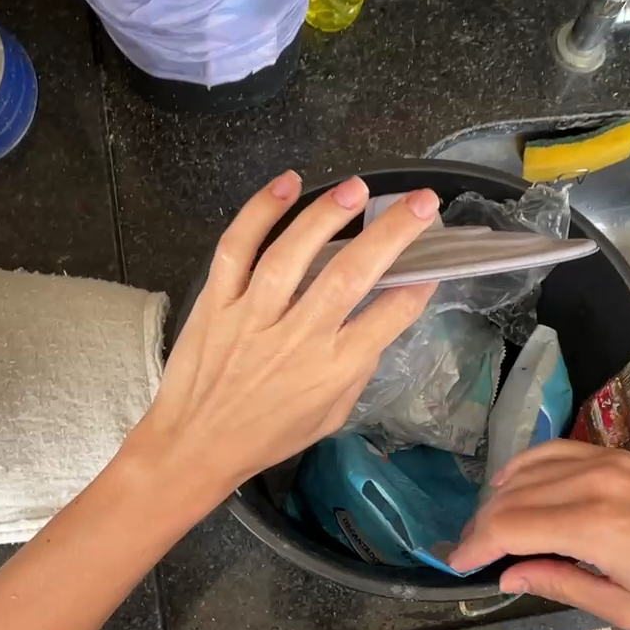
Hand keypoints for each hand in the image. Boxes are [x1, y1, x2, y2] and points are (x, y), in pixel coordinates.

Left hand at [124, 172, 438, 505]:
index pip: (387, 318)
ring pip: (292, 255)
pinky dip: (259, 212)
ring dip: (327, 215)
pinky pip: (236, 249)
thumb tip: (378, 323)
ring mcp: (252, 316)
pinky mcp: (216, 302)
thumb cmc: (269, 436)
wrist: (196, 446)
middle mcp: (297, 339)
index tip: (432, 266)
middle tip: (422, 202)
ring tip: (358, 189)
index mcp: (331, 371)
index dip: (417, 288)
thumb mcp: (330, 417)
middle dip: (393, 234)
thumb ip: (357, 370)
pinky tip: (287, 184)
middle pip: (350, 275)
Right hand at [448, 441, 629, 628]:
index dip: (474, 546)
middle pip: (511, 498)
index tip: (456, 564)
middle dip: (481, 527)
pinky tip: (512, 483)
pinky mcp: (614, 454)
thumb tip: (507, 576)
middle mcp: (591, 485)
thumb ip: (558, 584)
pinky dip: (524, 467)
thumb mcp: (623, 607)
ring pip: (526, 471)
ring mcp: (603, 462)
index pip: (509, 528)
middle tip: (470, 553)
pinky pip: (553, 452)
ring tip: (489, 527)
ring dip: (498, 499)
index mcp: (593, 528)